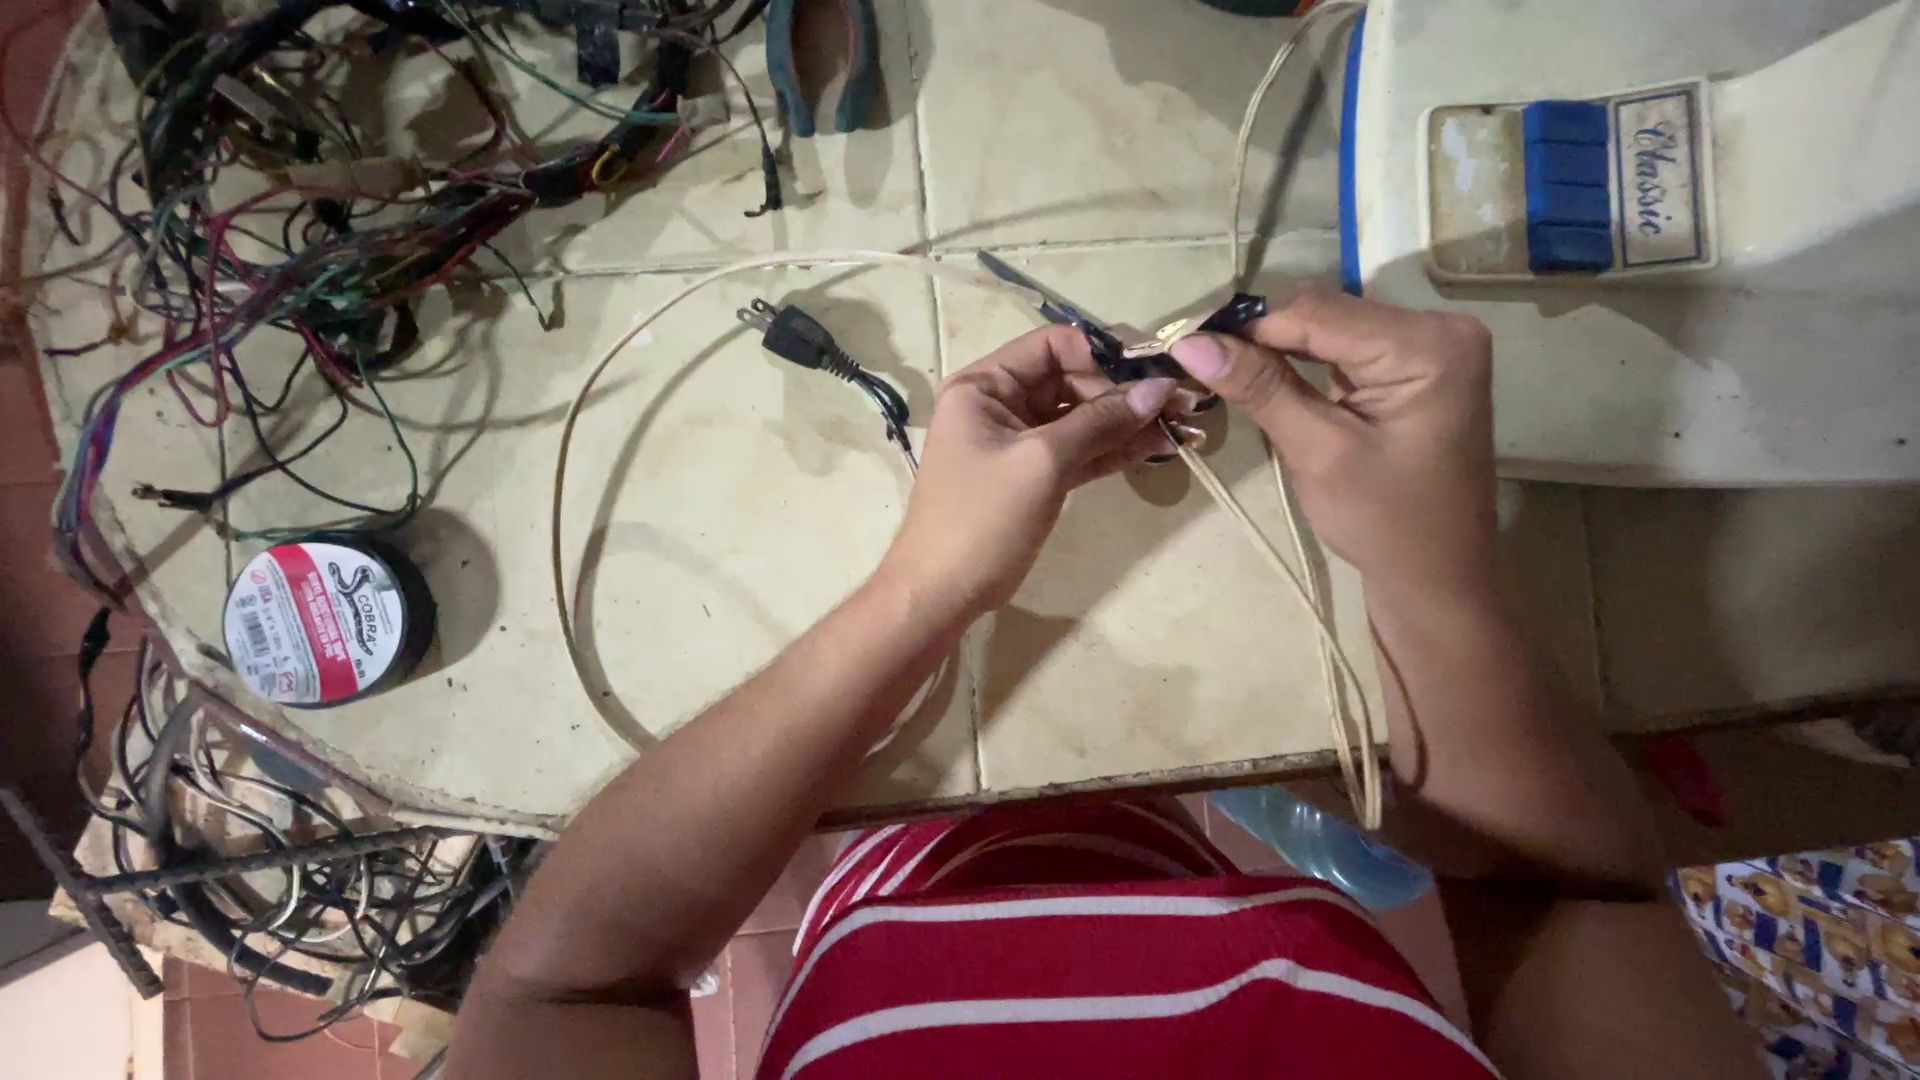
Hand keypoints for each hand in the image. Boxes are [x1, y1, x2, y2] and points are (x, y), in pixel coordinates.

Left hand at [878, 324, 1181, 616]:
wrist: (944, 590)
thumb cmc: (982, 518)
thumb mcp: (1042, 462)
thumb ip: (1100, 421)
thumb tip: (1159, 389)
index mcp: (984, 386)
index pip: (1051, 346)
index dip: (1101, 355)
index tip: (1149, 375)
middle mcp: (999, 404)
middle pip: (1071, 381)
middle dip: (1123, 393)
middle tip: (1180, 404)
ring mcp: (1018, 442)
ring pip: (1080, 420)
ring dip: (1127, 423)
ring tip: (1182, 424)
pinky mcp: (1033, 476)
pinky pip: (1078, 452)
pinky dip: (1113, 450)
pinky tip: (1157, 447)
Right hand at [1169, 290, 1497, 608]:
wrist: (1435, 573)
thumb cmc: (1384, 522)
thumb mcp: (1317, 451)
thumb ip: (1260, 388)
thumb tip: (1190, 345)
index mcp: (1427, 345)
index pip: (1317, 312)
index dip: (1247, 326)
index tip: (1185, 346)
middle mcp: (1436, 328)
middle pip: (1325, 313)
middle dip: (1259, 334)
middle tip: (1197, 359)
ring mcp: (1428, 345)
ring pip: (1328, 327)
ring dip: (1273, 346)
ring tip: (1219, 366)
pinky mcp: (1412, 366)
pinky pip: (1342, 347)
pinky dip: (1298, 360)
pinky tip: (1262, 376)